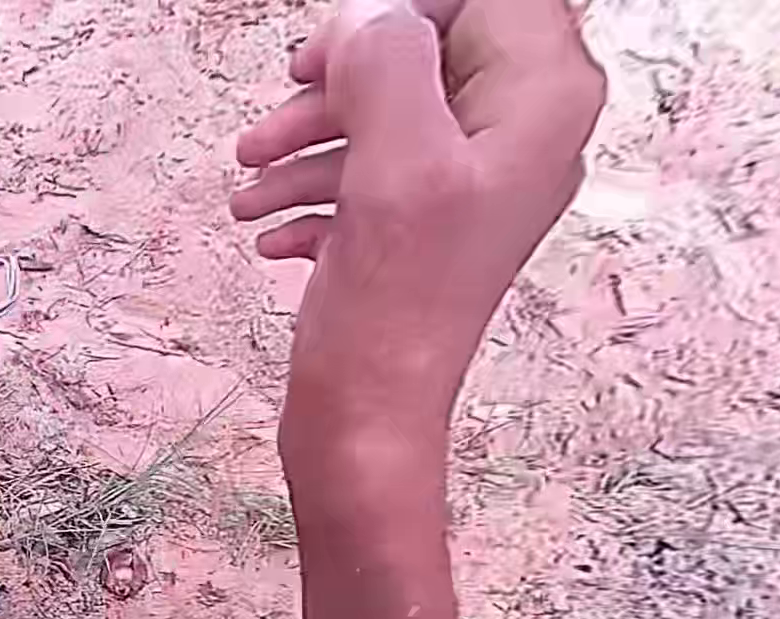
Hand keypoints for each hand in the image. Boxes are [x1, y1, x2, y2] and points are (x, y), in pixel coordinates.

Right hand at [231, 0, 603, 426]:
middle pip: (416, 71)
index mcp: (534, 107)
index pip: (484, 2)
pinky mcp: (404, 244)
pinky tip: (269, 238)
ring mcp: (450, 199)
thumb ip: (388, 69)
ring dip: (301, 158)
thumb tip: (364, 17)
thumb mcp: (395, 170)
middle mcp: (503, 145)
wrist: (364, 416)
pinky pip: (356, 198)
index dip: (398, 16)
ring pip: (374, 138)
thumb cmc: (390, 308)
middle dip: (330, 97)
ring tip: (244, 195)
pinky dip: (307, 209)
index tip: (316, 57)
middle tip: (262, 132)